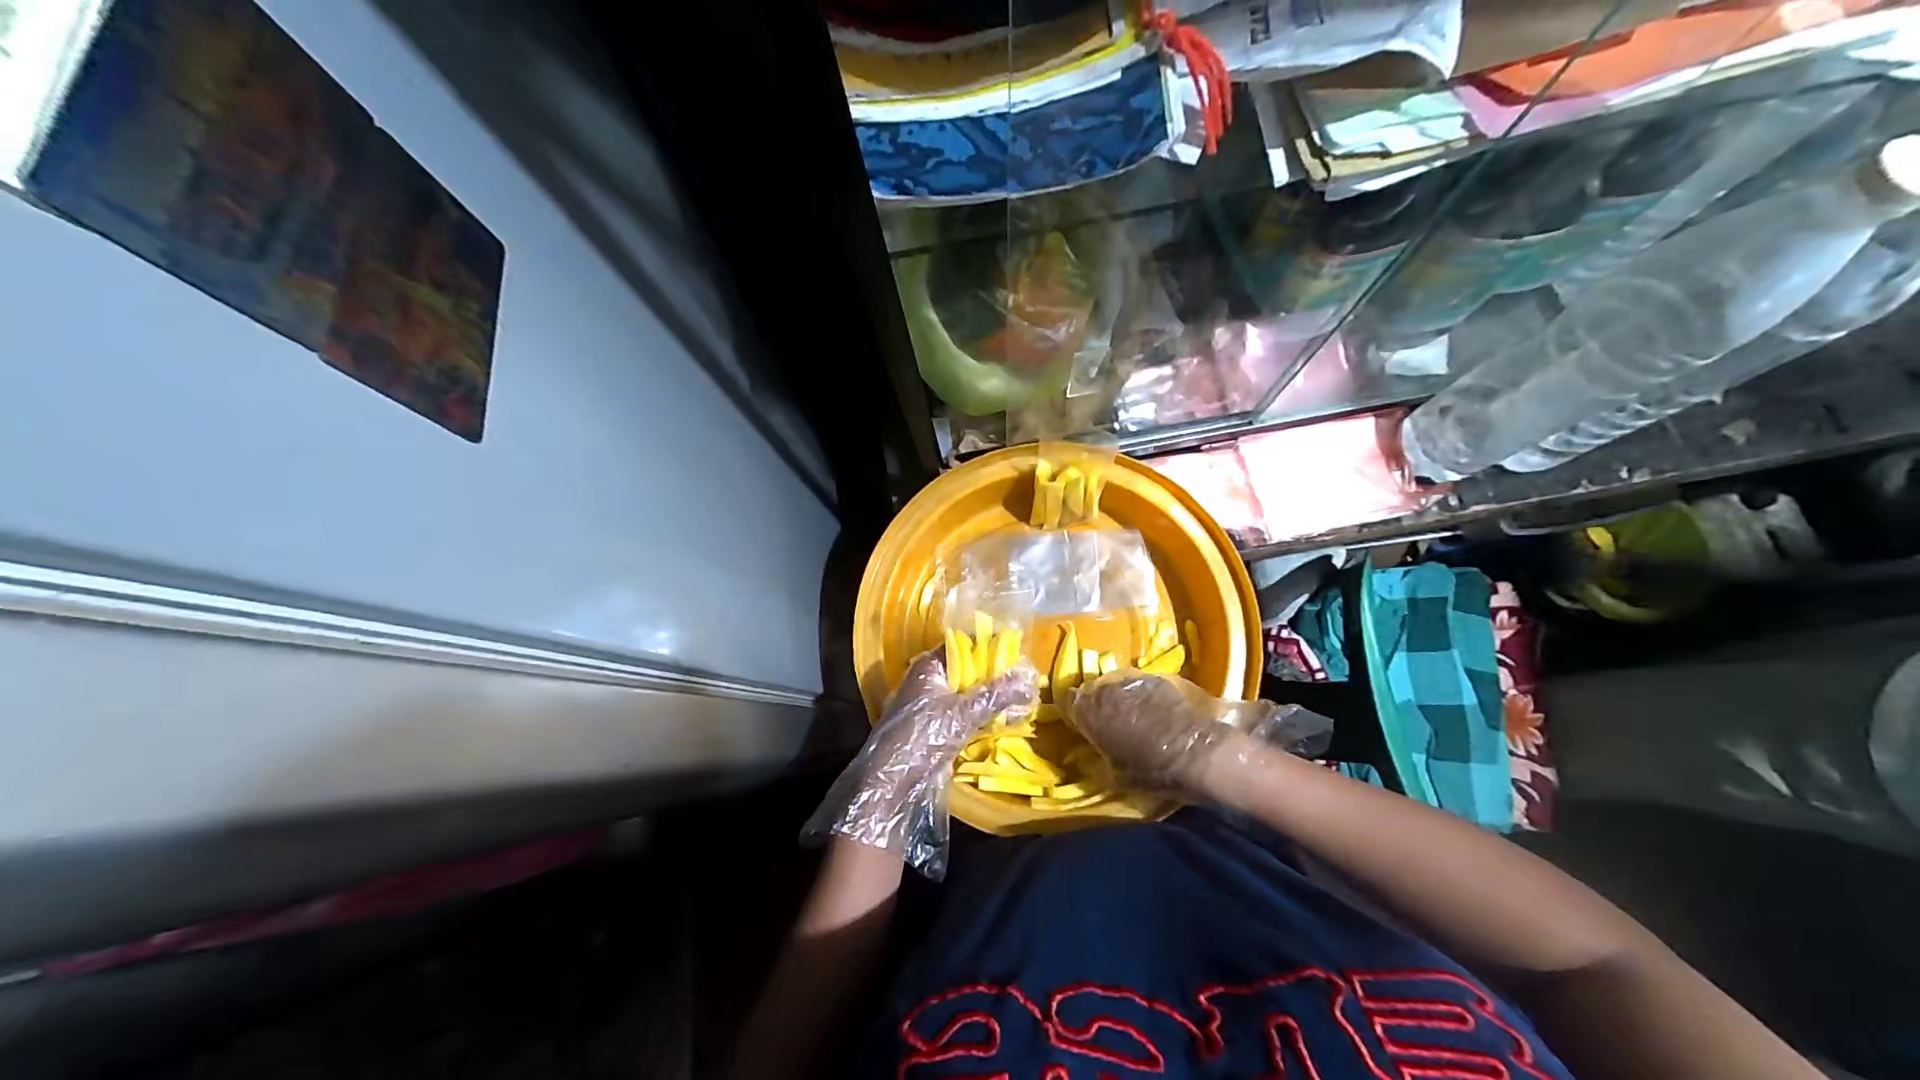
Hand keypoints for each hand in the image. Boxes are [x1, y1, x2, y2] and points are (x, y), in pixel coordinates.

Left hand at [801, 649, 1038, 877]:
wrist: (893, 780)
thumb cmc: (923, 736)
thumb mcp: (963, 713)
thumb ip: (996, 695)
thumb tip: (1029, 678)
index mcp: (930, 666)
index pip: (964, 646)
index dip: (990, 648)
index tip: (1018, 655)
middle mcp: (930, 680)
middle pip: (969, 670)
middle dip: (997, 676)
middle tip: (1027, 679)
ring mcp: (933, 705)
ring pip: (969, 694)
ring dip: (993, 698)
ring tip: (1024, 699)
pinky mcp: (937, 727)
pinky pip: (966, 714)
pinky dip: (985, 715)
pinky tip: (1008, 719)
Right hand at [1065, 673, 1329, 797]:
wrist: (1207, 756)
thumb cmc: (1160, 772)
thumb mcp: (1121, 773)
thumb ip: (1105, 756)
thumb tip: (1099, 751)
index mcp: (1096, 712)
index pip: (1072, 701)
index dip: (1076, 711)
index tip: (1081, 722)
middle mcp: (1112, 689)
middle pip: (1096, 689)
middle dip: (1098, 701)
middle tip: (1106, 719)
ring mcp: (1139, 680)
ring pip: (1120, 684)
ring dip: (1122, 697)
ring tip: (1131, 715)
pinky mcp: (1164, 679)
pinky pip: (1143, 685)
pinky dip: (1143, 695)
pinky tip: (1153, 711)